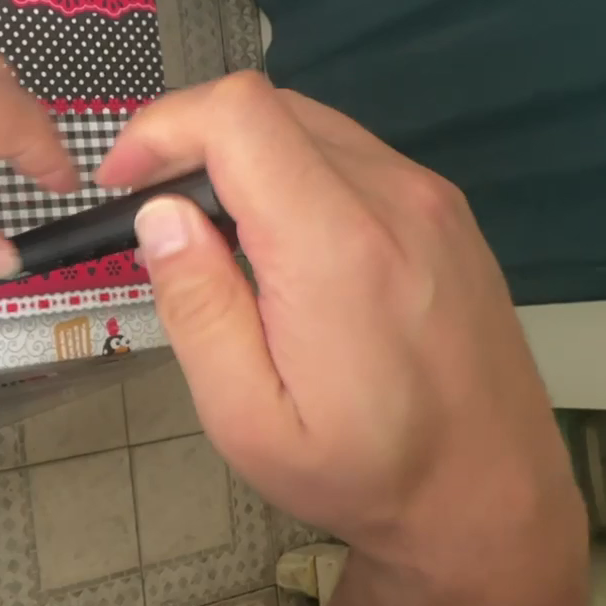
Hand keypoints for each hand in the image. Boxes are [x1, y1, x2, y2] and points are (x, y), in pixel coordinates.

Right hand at [95, 72, 576, 564]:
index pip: (240, 118)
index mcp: (334, 247)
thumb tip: (159, 214)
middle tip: (143, 213)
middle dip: (183, 140)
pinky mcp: (439, 213)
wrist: (488, 499)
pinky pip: (340, 154)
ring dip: (229, 156)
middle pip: (267, 107)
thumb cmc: (355, 468)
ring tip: (195, 231)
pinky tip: (261, 240)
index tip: (117, 184)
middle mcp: (391, 198)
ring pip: (304, 124)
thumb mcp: (244, 412)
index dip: (161, 129)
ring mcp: (426, 199)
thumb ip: (197, 306)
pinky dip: (277, 171)